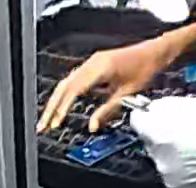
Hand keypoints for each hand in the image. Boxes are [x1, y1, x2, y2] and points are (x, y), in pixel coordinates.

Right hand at [39, 36, 178, 132]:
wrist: (154, 53)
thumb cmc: (143, 70)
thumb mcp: (126, 95)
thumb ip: (107, 112)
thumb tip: (91, 127)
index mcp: (99, 68)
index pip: (73, 90)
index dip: (62, 108)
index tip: (55, 123)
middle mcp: (92, 63)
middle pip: (64, 87)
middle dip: (51, 108)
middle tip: (42, 126)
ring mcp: (91, 65)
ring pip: (65, 84)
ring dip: (54, 104)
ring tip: (46, 122)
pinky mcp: (93, 68)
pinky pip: (73, 82)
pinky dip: (64, 97)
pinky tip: (59, 110)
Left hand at [127, 96, 195, 187]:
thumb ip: (172, 108)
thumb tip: (157, 109)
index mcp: (164, 134)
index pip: (138, 122)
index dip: (146, 115)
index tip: (155, 112)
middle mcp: (161, 158)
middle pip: (149, 140)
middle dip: (162, 131)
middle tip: (185, 124)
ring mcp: (168, 176)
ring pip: (160, 156)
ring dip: (171, 148)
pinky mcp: (177, 187)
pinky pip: (171, 170)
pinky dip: (179, 162)